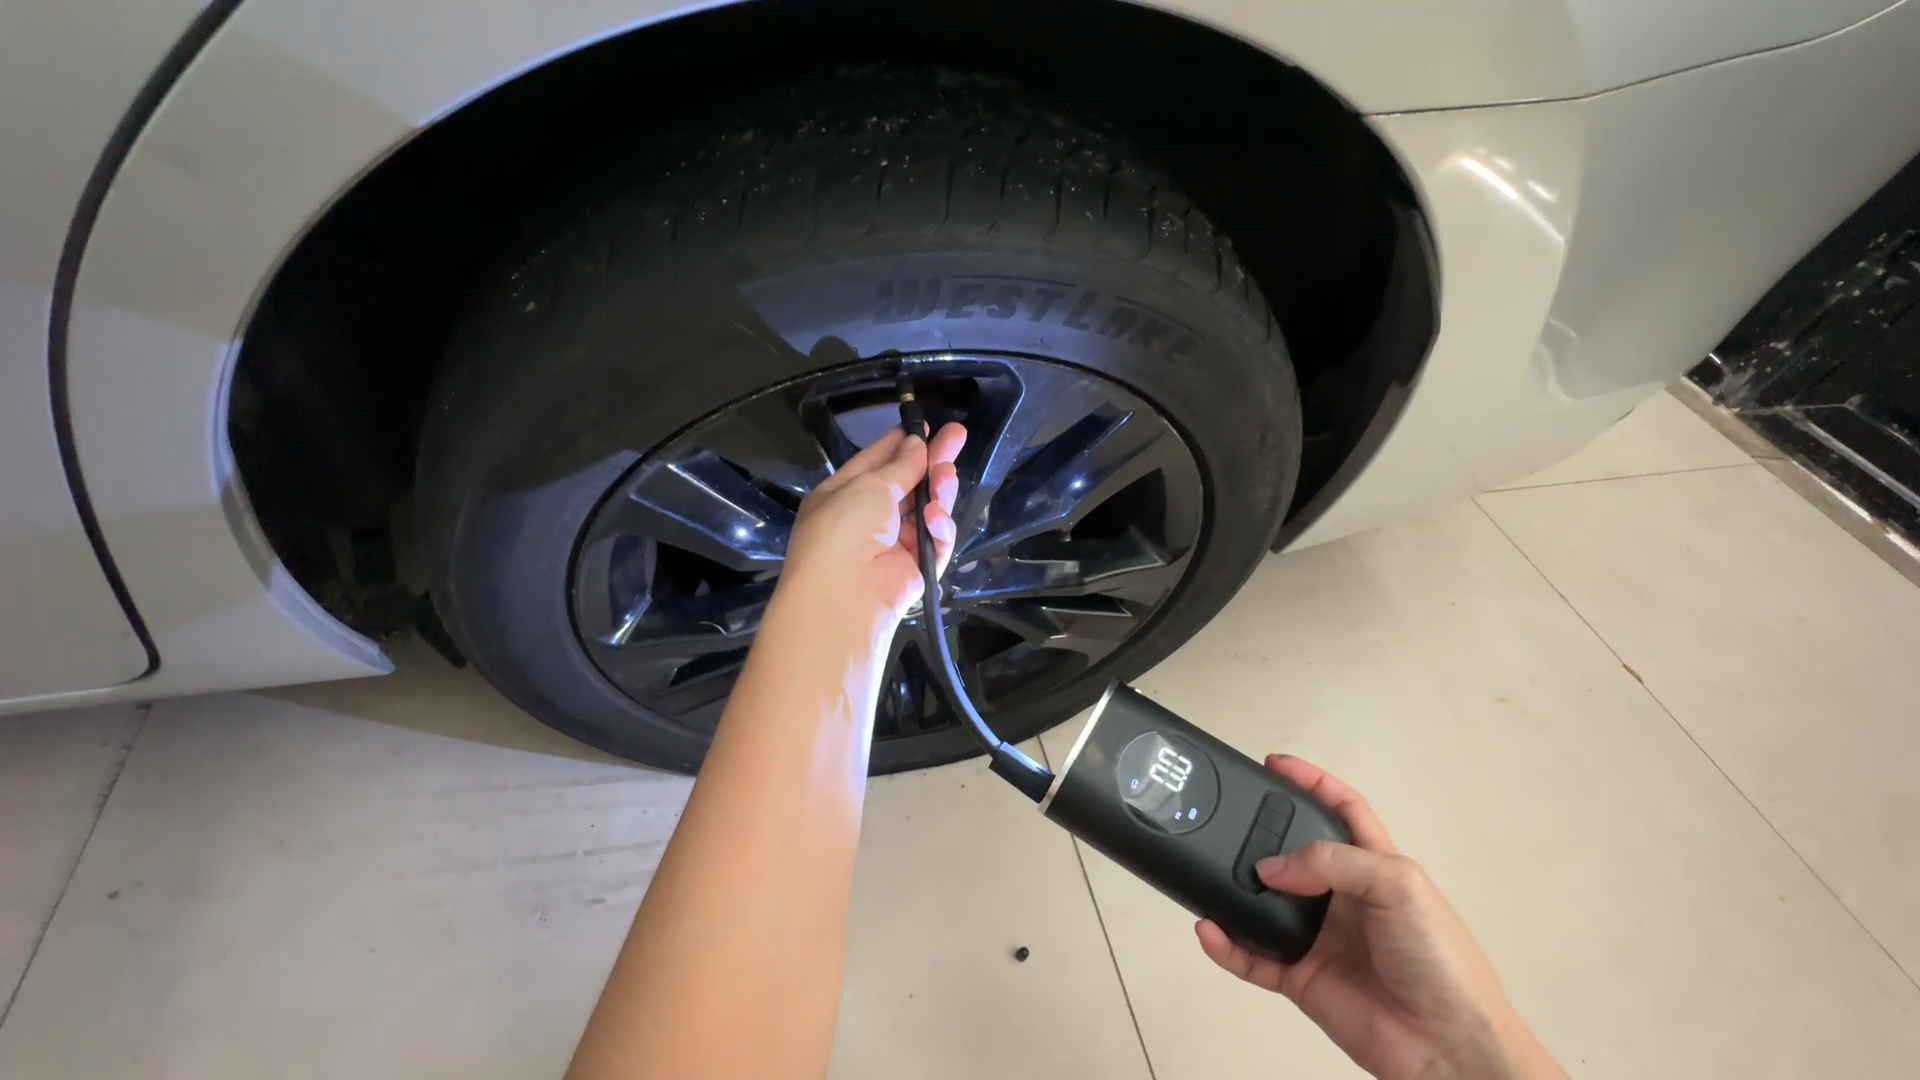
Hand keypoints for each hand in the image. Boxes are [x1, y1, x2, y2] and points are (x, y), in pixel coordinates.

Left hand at [780, 422, 965, 621]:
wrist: (844, 596)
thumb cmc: (843, 530)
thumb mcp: (868, 485)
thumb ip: (900, 466)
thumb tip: (917, 445)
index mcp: (844, 494)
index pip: (877, 461)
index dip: (902, 443)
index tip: (927, 425)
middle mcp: (868, 518)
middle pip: (909, 483)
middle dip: (933, 460)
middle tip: (959, 435)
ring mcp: (894, 544)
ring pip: (927, 509)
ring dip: (938, 491)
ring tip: (946, 475)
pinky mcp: (917, 567)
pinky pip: (936, 541)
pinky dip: (939, 528)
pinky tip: (935, 518)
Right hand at [1196, 756, 1564, 1079]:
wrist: (1448, 1048)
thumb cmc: (1441, 962)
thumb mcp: (1397, 885)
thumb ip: (1331, 862)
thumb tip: (1270, 866)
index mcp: (1374, 865)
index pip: (1340, 809)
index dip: (1310, 781)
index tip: (1274, 763)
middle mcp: (1341, 897)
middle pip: (1291, 854)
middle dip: (1260, 836)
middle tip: (1230, 822)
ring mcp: (1318, 938)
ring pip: (1263, 904)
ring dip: (1235, 891)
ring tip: (1211, 874)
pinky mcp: (1300, 978)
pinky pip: (1251, 957)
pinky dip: (1226, 944)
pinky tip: (1210, 930)